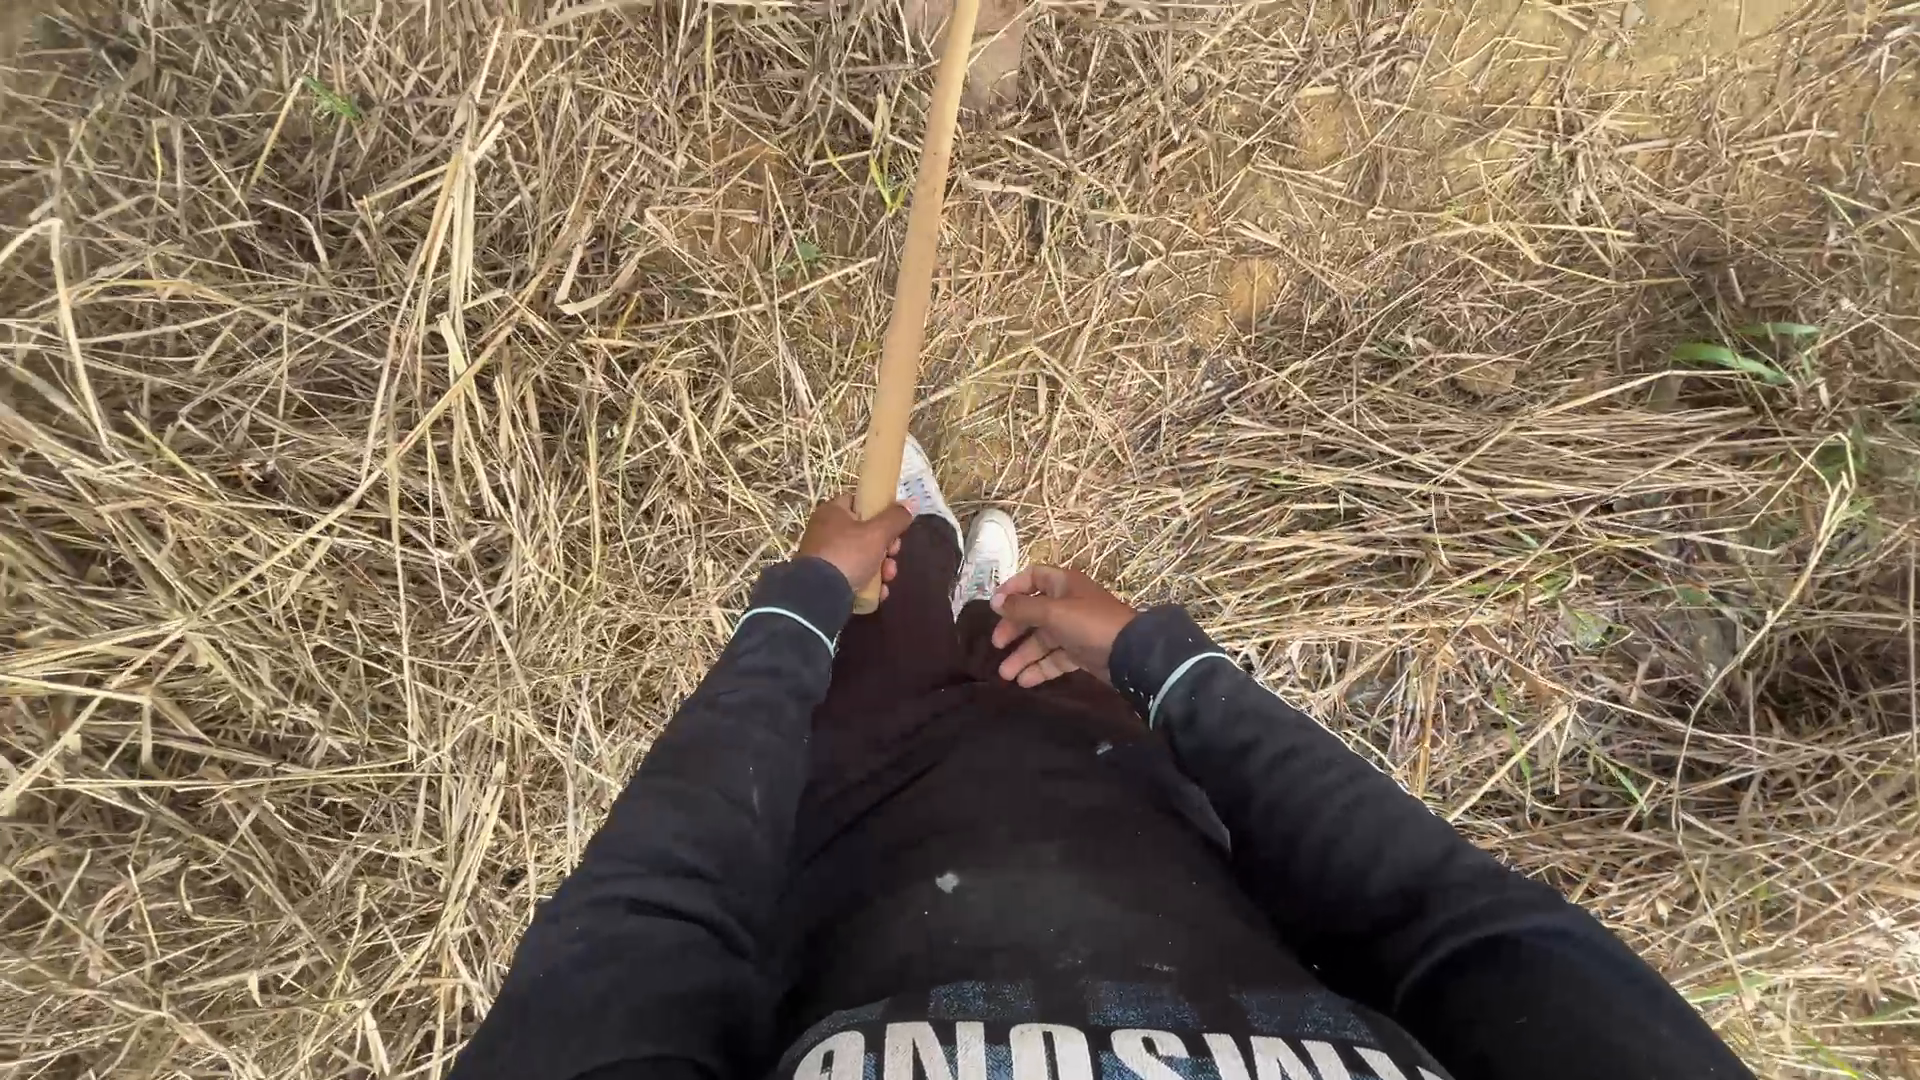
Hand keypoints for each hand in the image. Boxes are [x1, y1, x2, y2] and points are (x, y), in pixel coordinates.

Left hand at [798, 495, 913, 601]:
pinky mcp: (826, 579)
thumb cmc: (848, 554)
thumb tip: (912, 502)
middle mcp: (825, 531)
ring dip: (881, 567)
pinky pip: (853, 575)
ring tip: (887, 577)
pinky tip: (879, 591)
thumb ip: (896, 518)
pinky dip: (868, 582)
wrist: (819, 595)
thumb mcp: (877, 533)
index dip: (879, 510)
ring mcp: (824, 556)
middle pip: (864, 532)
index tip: (894, 524)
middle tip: (893, 553)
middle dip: (886, 546)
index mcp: (832, 512)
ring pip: (862, 556)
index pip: (858, 502)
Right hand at [989, 565, 1138, 686]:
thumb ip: (1022, 608)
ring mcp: (1074, 629)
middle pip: (1033, 612)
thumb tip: (995, 602)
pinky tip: (1024, 681)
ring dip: (1023, 656)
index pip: (1033, 577)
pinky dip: (1040, 668)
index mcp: (1063, 584)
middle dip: (1013, 629)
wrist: (1130, 653)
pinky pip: (1055, 658)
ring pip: (1042, 640)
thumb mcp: (1053, 612)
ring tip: (1006, 675)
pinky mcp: (1081, 652)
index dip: (1012, 589)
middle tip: (997, 645)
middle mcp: (1067, 603)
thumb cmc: (1089, 624)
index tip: (995, 606)